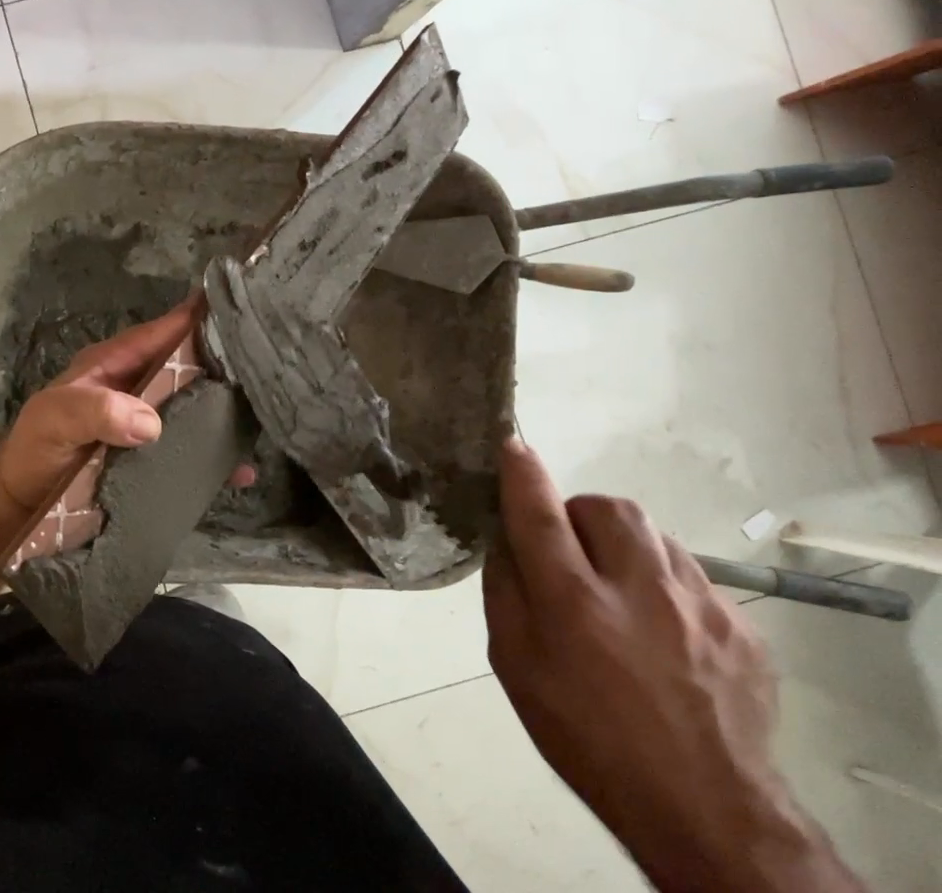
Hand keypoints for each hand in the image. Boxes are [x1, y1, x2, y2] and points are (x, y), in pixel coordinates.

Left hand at [0, 300, 251, 511]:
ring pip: (197, 408)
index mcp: (114, 364)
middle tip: (275, 363)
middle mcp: (137, 388)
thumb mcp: (56, 419)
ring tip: (268, 415)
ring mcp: (147, 423)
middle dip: (227, 365)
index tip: (244, 307)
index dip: (199, 319)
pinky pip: (191, 452)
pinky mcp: (152, 458)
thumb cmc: (36, 447)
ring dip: (228, 413)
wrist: (23, 501)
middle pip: (190, 368)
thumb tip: (150, 421)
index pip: (163, 333)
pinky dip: (217, 461)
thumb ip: (95, 411)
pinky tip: (243, 472)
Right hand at [487, 439, 856, 890]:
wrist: (703, 804)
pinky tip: (657, 629)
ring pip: (655, 537)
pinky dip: (662, 583)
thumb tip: (505, 545)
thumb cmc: (584, 736)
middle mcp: (639, 589)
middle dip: (579, 511)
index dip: (522, 474)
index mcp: (573, 602)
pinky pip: (693, 577)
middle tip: (566, 546)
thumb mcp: (515, 668)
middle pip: (609, 509)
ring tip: (612, 588)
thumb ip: (507, 597)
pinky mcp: (742, 627)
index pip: (540, 515)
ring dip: (622, 544)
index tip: (512, 444)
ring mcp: (701, 605)